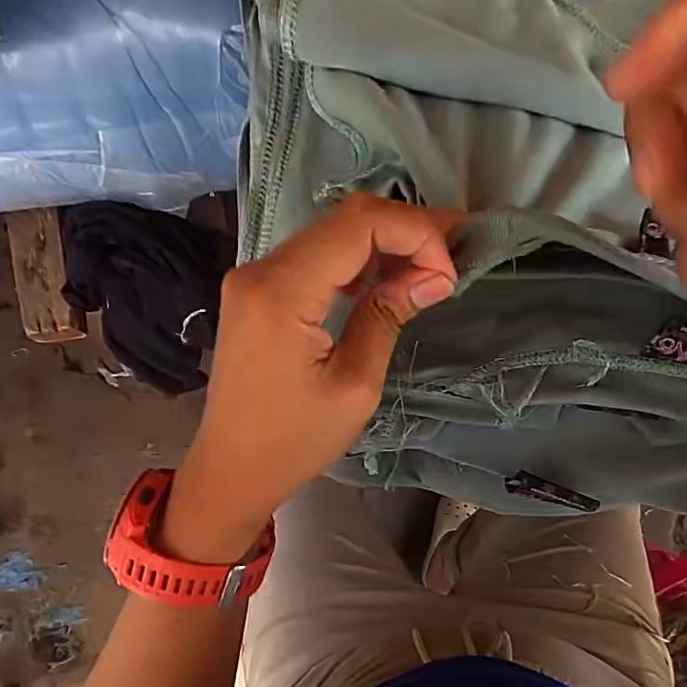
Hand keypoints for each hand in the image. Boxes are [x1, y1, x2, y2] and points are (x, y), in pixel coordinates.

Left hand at [160, 194, 462, 562]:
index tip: (449, 273)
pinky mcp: (255, 289)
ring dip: (383, 240)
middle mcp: (260, 270)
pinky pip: (312, 255)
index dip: (415, 233)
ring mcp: (252, 276)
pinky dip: (354, 258)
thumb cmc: (295, 440)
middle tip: (453, 251)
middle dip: (405, 228)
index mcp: (282, 293)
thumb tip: (435, 274)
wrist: (232, 467)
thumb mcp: (356, 385)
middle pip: (344, 219)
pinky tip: (385, 277)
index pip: (359, 226)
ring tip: (430, 263)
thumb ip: (389, 316)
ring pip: (330, 231)